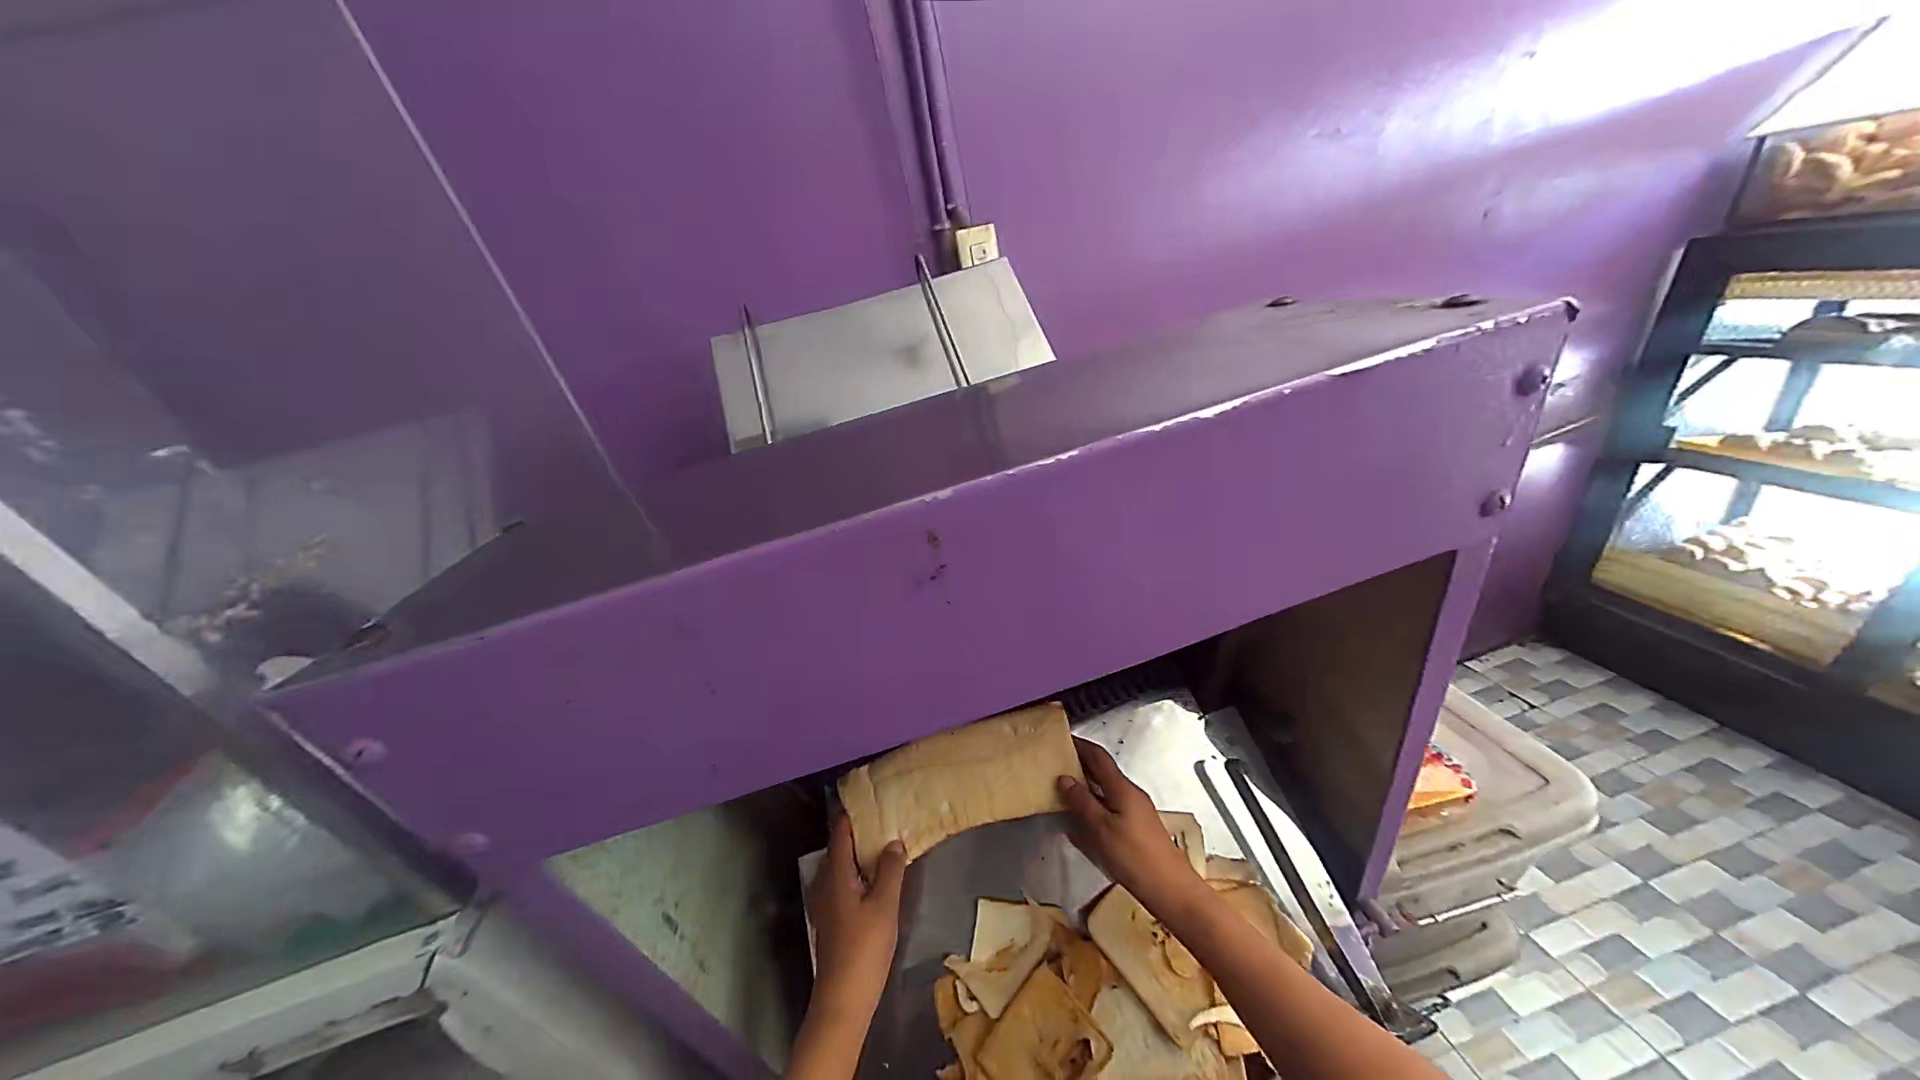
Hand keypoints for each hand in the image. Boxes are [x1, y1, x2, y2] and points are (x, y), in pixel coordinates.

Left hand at [807, 815, 906, 1014]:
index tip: (867, 799)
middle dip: (857, 834)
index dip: (851, 815)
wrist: (843, 999)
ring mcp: (825, 904)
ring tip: (883, 847)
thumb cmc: (864, 947)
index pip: (839, 834)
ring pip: (840, 869)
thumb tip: (893, 842)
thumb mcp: (885, 905)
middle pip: (838, 850)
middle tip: (883, 820)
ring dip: (858, 856)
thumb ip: (890, 870)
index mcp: (835, 875)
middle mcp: (825, 884)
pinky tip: (874, 882)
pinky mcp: (831, 920)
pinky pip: (842, 884)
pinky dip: (856, 875)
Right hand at [1057, 738, 1205, 915]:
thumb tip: (1064, 779)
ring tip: (1064, 788)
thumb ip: (1082, 802)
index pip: (1099, 757)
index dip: (1081, 745)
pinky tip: (1082, 818)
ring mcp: (1136, 811)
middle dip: (1081, 764)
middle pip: (1103, 771)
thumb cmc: (1134, 857)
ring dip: (1087, 785)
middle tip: (1057, 763)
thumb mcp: (1101, 829)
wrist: (1171, 890)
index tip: (1063, 739)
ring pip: (1107, 790)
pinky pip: (1111, 806)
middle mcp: (1131, 794)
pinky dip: (1094, 803)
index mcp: (1122, 789)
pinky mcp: (1137, 828)